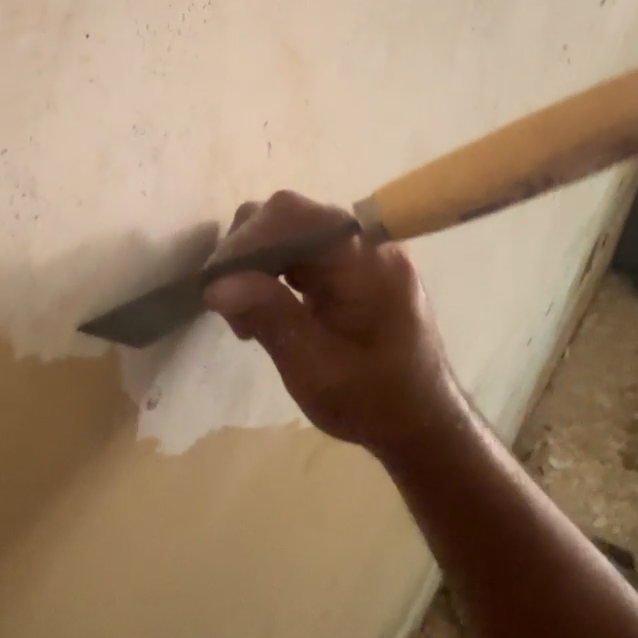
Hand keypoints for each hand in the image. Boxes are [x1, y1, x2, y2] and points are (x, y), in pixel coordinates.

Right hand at [202, 191, 467, 455]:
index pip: (293, 216)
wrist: (422, 422)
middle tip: (229, 309)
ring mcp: (359, 251)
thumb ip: (270, 317)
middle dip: (246, 254)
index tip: (216, 286)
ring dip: (255, 265)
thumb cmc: (372, 401)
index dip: (245, 241)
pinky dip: (272, 273)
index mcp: (365, 260)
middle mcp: (365, 241)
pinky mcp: (351, 265)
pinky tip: (265, 313)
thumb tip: (215, 284)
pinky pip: (300, 249)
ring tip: (247, 319)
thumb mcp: (314, 368)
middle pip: (288, 215)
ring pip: (288, 229)